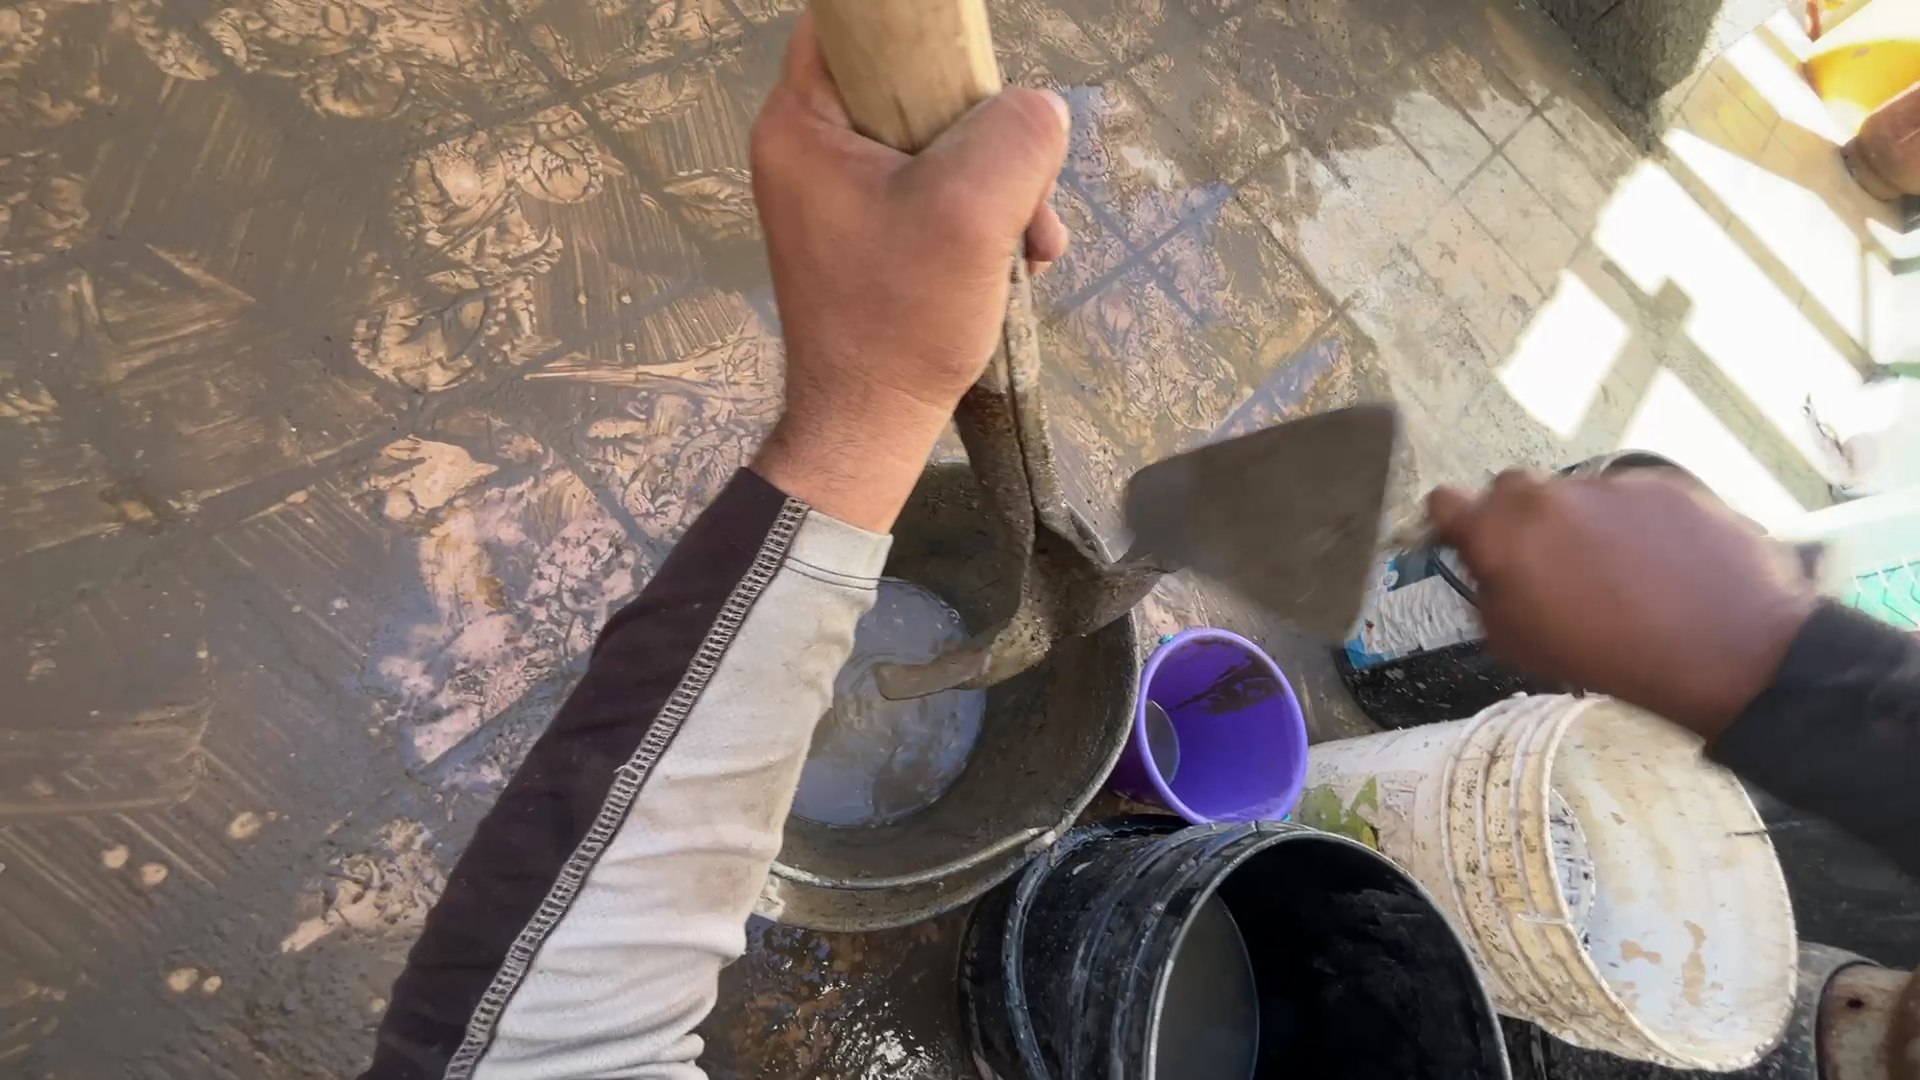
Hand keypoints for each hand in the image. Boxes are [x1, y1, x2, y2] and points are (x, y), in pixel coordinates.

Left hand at [749, 16, 1070, 530]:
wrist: (872, 427)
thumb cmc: (901, 324)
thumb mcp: (972, 214)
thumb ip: (1016, 135)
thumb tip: (1037, 112)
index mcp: (805, 125)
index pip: (862, 26)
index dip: (931, 36)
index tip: (982, 82)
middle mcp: (815, 154)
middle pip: (918, 93)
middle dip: (992, 138)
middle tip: (1032, 194)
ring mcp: (845, 202)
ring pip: (942, 153)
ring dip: (1003, 192)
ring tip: (1035, 248)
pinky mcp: (873, 242)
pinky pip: (939, 202)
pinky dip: (984, 227)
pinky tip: (1016, 266)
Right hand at [1428, 469, 1816, 738]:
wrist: (1727, 652)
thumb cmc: (1599, 655)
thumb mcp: (1509, 636)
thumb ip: (1483, 585)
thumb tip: (1486, 562)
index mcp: (1496, 532)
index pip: (1444, 501)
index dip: (1452, 521)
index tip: (1467, 541)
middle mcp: (1542, 496)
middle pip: (1509, 488)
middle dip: (1516, 516)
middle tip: (1543, 556)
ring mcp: (1606, 485)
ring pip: (1571, 492)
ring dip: (1576, 518)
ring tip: (1613, 563)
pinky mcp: (1664, 485)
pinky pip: (1627, 495)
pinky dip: (1629, 519)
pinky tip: (1655, 557)